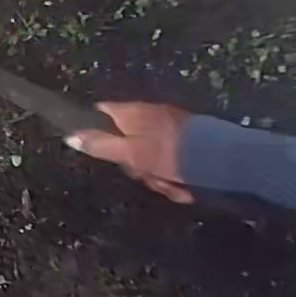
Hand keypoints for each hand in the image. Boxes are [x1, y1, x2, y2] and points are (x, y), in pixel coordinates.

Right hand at [66, 102, 194, 204]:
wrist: (225, 160)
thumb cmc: (169, 154)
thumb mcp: (128, 153)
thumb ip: (99, 145)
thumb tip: (70, 136)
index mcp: (131, 112)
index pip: (102, 111)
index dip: (96, 129)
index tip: (100, 149)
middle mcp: (150, 114)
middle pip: (127, 139)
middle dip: (134, 163)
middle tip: (143, 174)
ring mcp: (171, 126)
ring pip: (150, 154)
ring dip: (157, 174)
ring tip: (171, 184)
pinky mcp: (190, 139)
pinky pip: (171, 159)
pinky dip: (175, 174)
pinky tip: (184, 184)